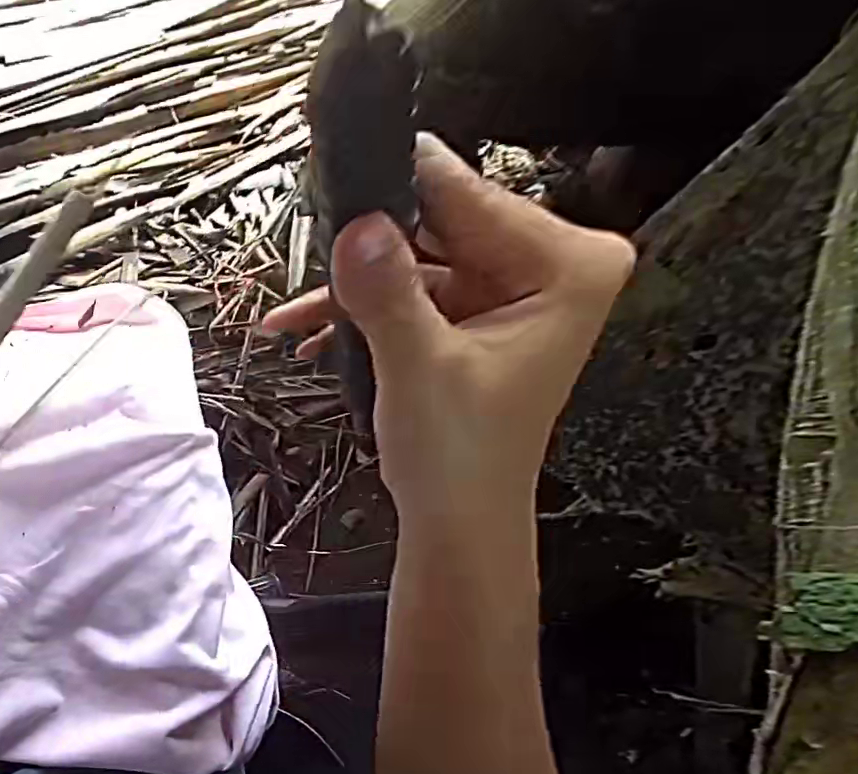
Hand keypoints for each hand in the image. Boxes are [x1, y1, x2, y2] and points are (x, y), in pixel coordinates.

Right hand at [264, 133, 634, 529]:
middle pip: (440, 234)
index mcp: (566, 268)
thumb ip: (387, 296)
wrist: (455, 514)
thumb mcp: (417, 367)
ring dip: (349, 294)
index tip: (349, 176)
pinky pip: (408, 300)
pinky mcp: (470, 324)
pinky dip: (359, 316)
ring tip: (290, 319)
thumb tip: (357, 231)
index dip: (403, 195)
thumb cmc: (458, 454)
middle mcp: (545, 272)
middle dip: (366, 257)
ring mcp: (505, 298)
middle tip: (307, 260)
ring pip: (414, 269)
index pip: (475, 203)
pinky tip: (312, 335)